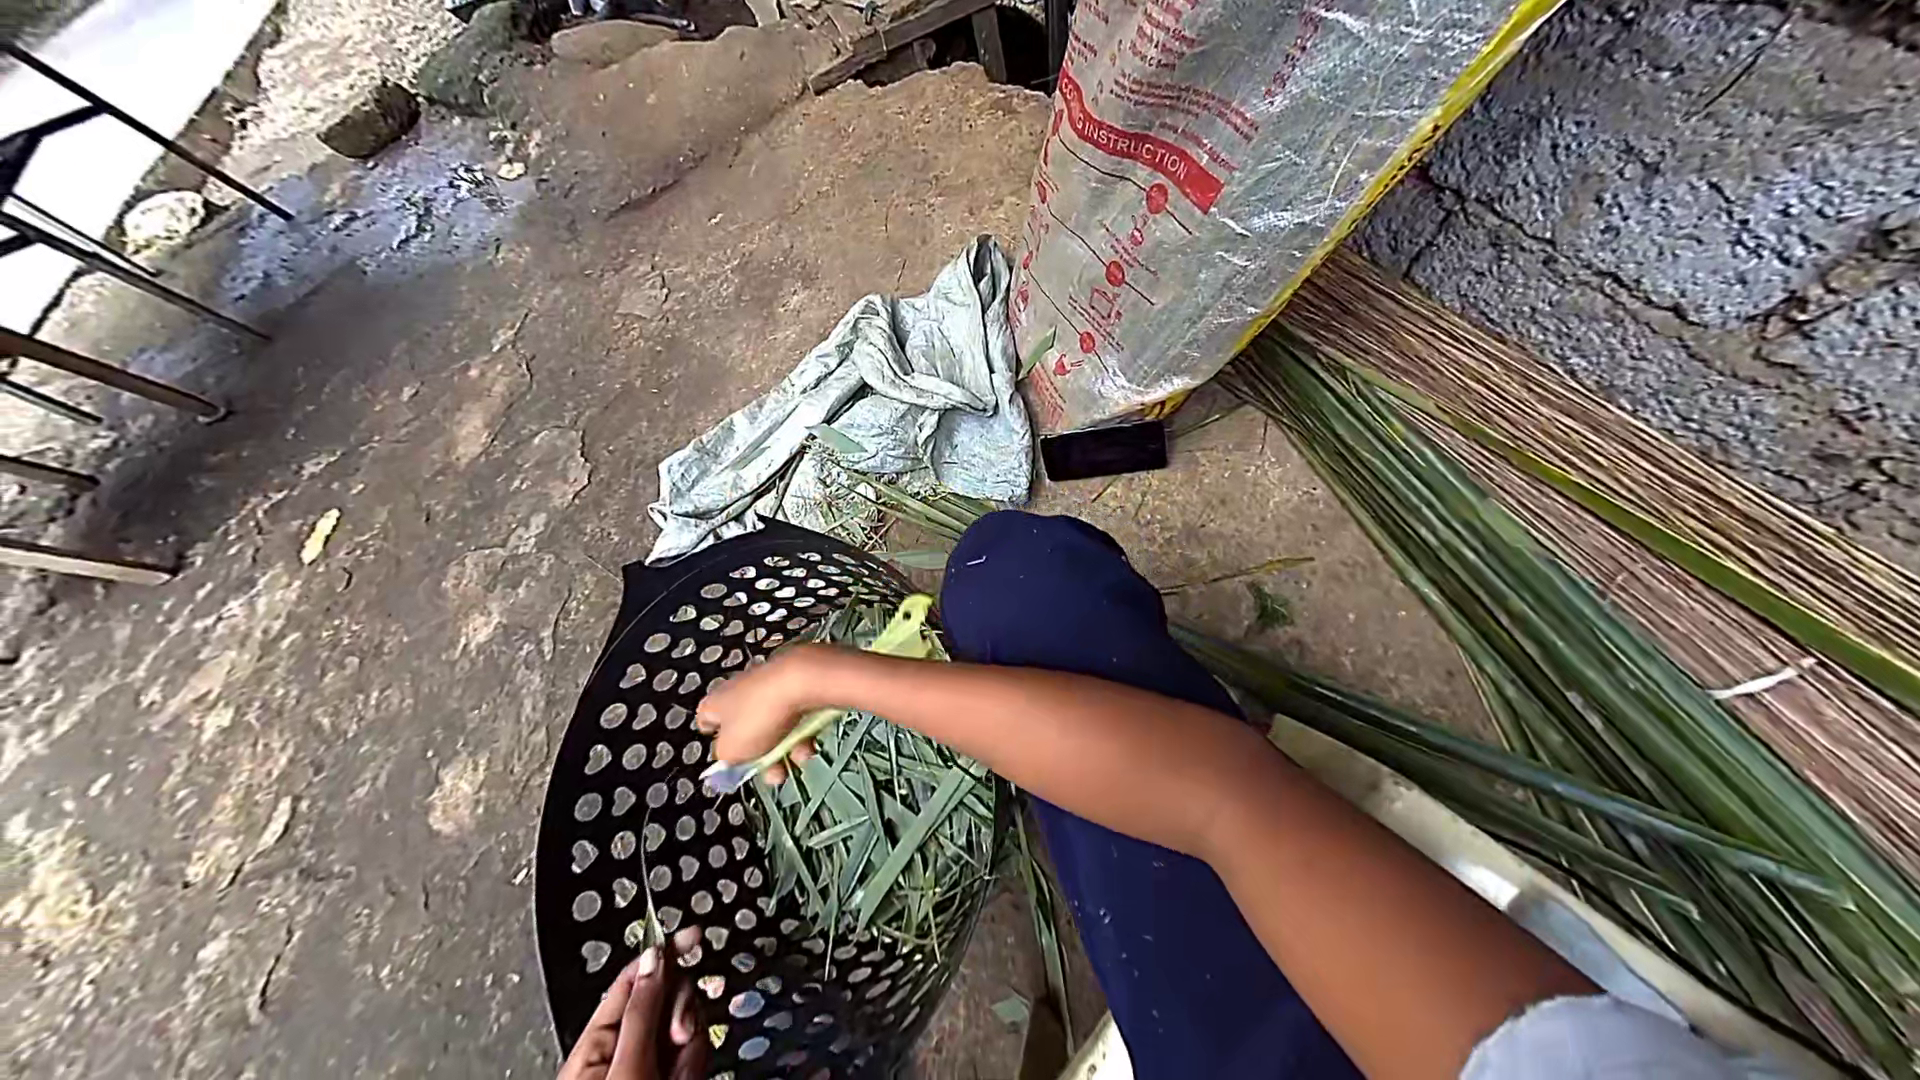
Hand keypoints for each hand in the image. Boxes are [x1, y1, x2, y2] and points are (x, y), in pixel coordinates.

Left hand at [556, 929, 708, 1079]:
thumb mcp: (627, 1068)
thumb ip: (642, 1010)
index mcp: (597, 1044)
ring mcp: (645, 1066)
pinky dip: (693, 1067)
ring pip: (688, 1028)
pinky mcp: (666, 1077)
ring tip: (677, 1077)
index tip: (694, 935)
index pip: (635, 977)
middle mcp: (622, 1050)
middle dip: (682, 1016)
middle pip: (669, 998)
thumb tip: (653, 955)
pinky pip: (693, 1054)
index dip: (666, 951)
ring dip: (690, 1052)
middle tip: (678, 1041)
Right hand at [696, 644, 852, 783]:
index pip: (706, 719)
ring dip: (789, 749)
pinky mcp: (799, 684)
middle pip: (749, 731)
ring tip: (799, 758)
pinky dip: (806, 732)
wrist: (805, 680)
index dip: (716, 740)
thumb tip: (728, 759)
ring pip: (778, 727)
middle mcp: (742, 689)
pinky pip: (800, 716)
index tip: (728, 758)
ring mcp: (772, 686)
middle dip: (764, 757)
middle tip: (775, 773)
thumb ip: (726, 759)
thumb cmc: (761, 713)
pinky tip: (811, 743)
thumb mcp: (732, 750)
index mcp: (717, 702)